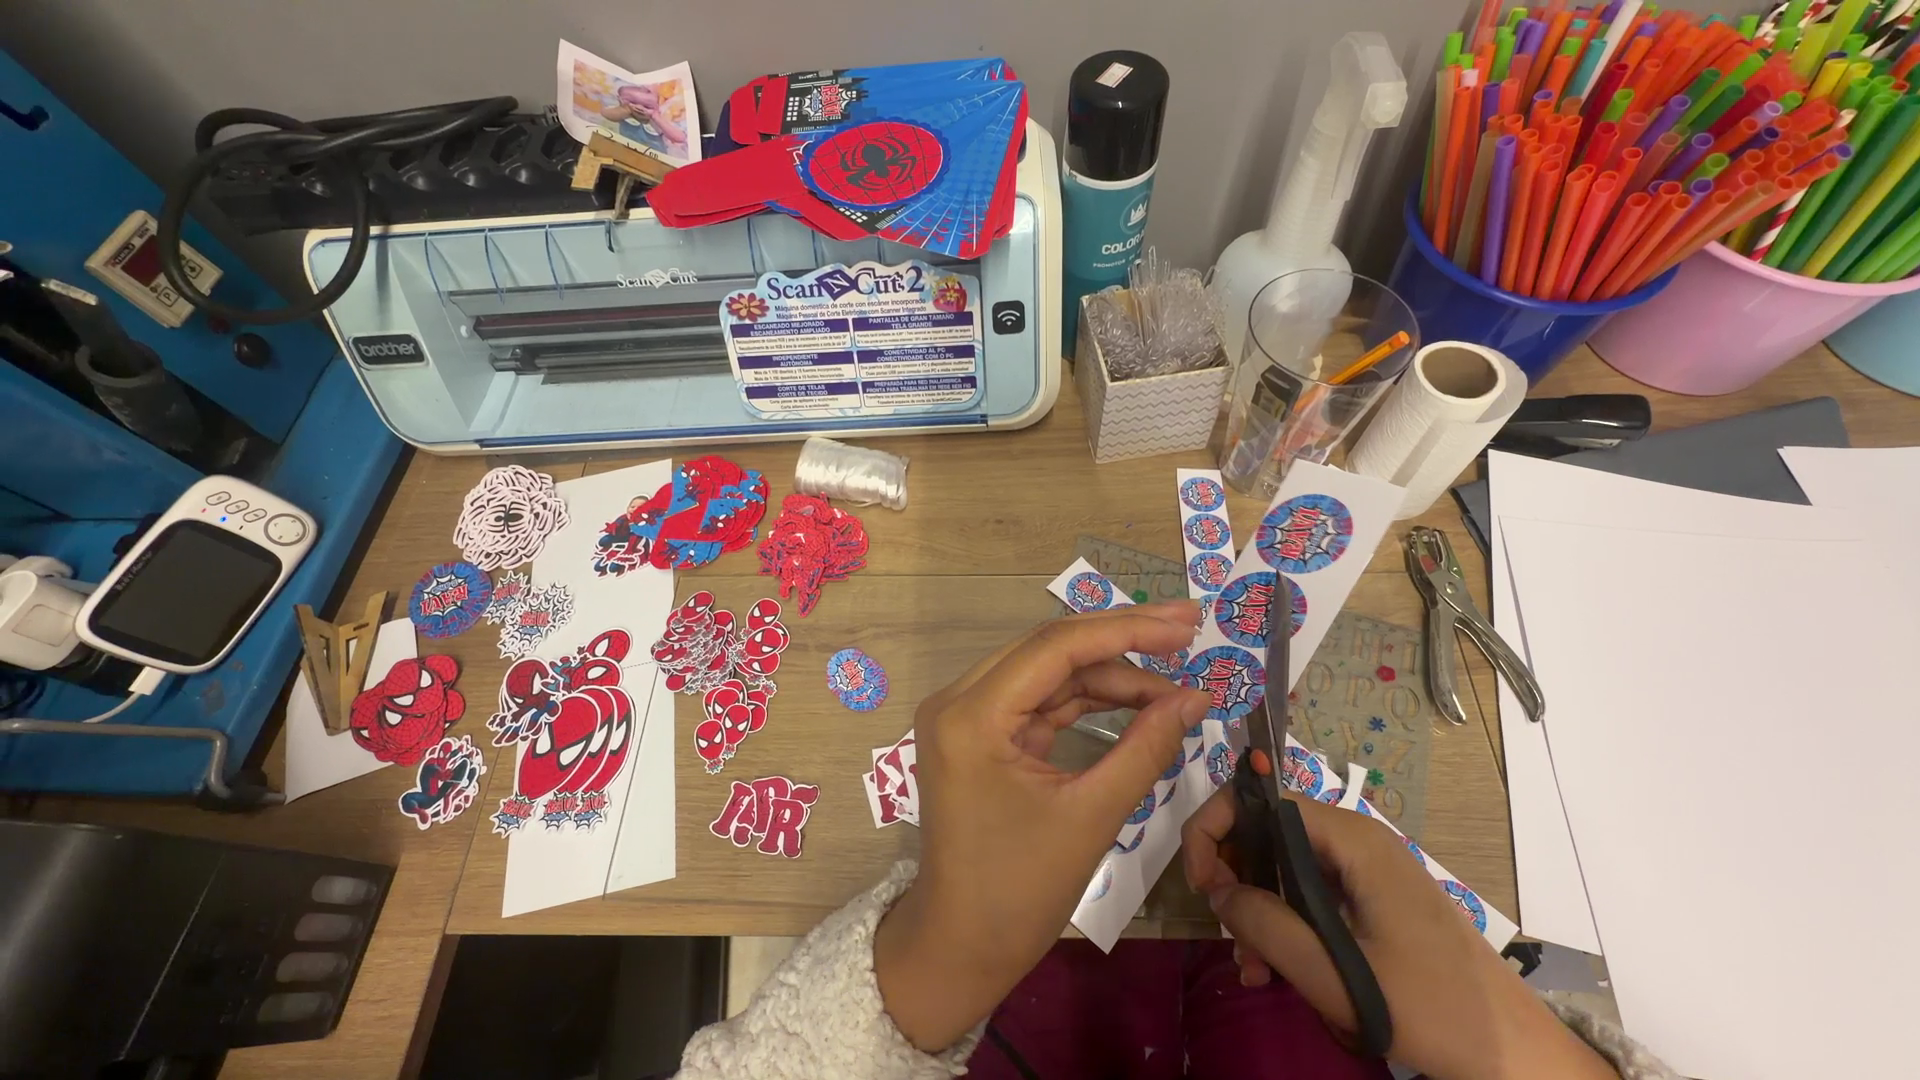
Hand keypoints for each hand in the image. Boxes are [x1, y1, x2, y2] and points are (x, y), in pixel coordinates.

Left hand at [874, 602, 1211, 1051]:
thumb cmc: (1019, 891)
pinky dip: (1088, 699)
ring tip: (1175, 681)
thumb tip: (1197, 697)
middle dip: (1123, 639)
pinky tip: (1137, 701)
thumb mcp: (1092, 816)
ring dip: (1111, 673)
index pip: (1056, 646)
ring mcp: (967, 715)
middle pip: (1050, 648)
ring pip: (1048, 671)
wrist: (962, 945)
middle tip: (1188, 629)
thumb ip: (1147, 748)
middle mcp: (960, 700)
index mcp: (972, 715)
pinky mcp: (981, 733)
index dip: (1127, 631)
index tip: (1187, 625)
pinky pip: (1040, 700)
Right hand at [1182, 789, 1616, 1079]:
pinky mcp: (1369, 899)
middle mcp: (1355, 841)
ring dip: (1256, 911)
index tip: (1200, 884)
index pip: (1263, 800)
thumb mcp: (1336, 972)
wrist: (1513, 1054)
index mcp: (1352, 839)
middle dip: (1235, 879)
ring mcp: (1364, 870)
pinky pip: (1308, 895)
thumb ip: (1266, 925)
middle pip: (1268, 833)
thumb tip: (1216, 890)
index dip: (1218, 828)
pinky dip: (1283, 924)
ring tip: (1251, 969)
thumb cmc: (1431, 1007)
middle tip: (1227, 935)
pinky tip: (1273, 970)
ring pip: (1283, 869)